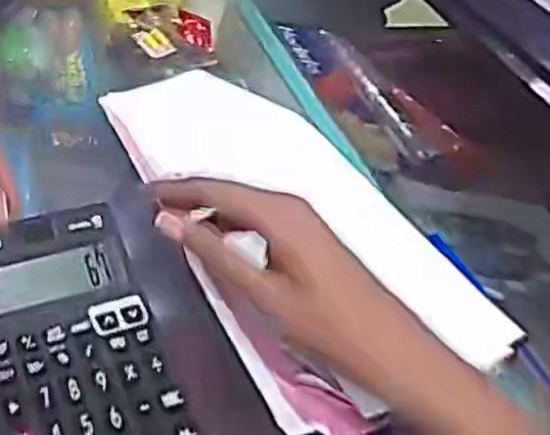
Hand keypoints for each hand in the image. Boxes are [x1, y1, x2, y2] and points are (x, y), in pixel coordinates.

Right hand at [149, 179, 450, 390]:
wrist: (406, 361)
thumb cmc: (335, 328)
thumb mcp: (265, 294)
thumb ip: (213, 253)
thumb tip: (169, 221)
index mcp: (278, 212)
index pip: (213, 188)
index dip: (174, 189)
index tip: (144, 192)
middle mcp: (290, 205)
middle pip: (226, 189)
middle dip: (188, 195)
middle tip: (154, 205)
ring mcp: (303, 218)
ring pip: (241, 202)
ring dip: (208, 209)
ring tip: (178, 221)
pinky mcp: (309, 234)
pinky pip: (257, 214)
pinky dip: (230, 221)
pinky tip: (218, 238)